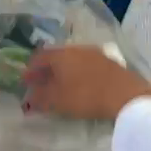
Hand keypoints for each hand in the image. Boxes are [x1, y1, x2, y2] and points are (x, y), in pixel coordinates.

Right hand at [22, 45, 150, 120]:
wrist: (125, 95)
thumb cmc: (85, 96)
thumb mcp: (56, 100)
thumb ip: (39, 98)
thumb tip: (27, 99)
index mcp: (60, 54)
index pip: (38, 58)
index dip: (30, 70)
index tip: (25, 82)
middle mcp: (76, 49)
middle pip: (56, 57)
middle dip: (47, 70)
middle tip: (41, 84)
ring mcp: (95, 54)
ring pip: (72, 60)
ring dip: (64, 72)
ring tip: (61, 86)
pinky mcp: (109, 63)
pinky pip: (86, 66)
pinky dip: (78, 74)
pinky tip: (81, 85)